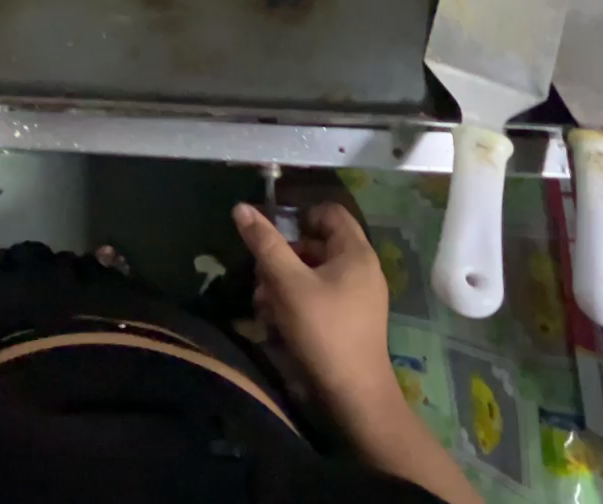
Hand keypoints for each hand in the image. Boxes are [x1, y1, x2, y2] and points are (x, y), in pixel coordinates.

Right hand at [233, 201, 396, 409]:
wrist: (354, 396)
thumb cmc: (323, 330)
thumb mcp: (287, 282)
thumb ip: (265, 243)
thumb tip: (241, 207)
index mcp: (356, 254)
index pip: (329, 212)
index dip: (299, 215)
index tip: (273, 234)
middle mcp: (361, 270)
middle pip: (314, 243)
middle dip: (282, 255)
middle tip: (260, 274)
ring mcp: (357, 296)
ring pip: (311, 271)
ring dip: (282, 281)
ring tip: (263, 302)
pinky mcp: (348, 318)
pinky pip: (317, 294)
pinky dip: (295, 299)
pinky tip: (275, 319)